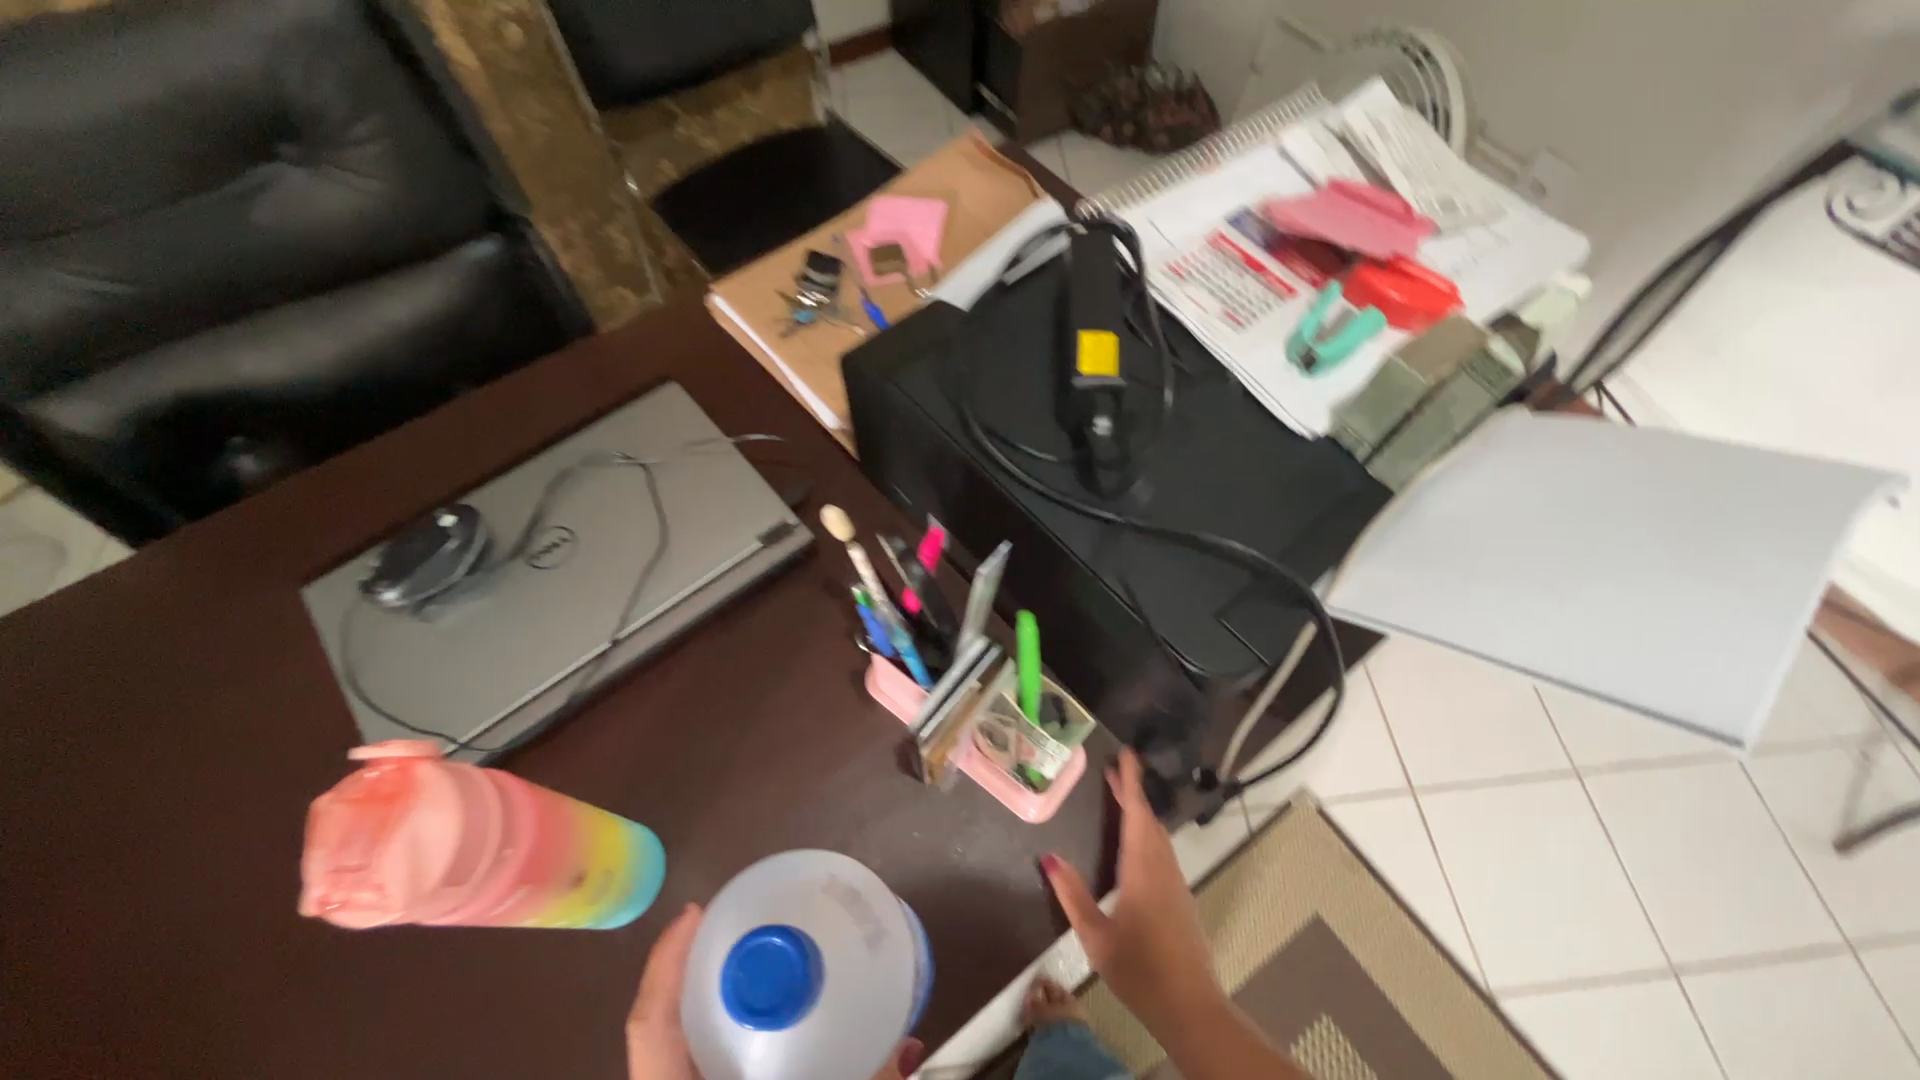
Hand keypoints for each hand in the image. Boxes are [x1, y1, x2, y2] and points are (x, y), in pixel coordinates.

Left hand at [625, 902, 926, 1079]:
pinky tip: (781, 1047)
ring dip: (721, 1019)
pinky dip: (738, 1054)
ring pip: (685, 1060)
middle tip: (754, 939)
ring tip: (766, 980)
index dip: (667, 964)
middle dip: (704, 980)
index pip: (652, 1027)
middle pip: (665, 1034)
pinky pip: (703, 1077)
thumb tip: (905, 1051)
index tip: (698, 913)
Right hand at [1040, 749, 1221, 1028]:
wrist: (1189, 1006)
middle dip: (1133, 793)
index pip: (1136, 814)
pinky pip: (1163, 853)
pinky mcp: (1181, 899)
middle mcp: (1163, 869)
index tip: (1125, 755)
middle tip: (1113, 771)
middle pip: (1149, 821)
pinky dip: (1148, 835)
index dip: (1130, 783)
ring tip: (1121, 800)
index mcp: (1142, 871)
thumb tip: (1049, 857)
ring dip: (1141, 814)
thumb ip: (1072, 895)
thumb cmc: (1139, 970)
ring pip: (1159, 837)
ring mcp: (1176, 884)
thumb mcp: (1095, 936)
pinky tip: (1136, 844)